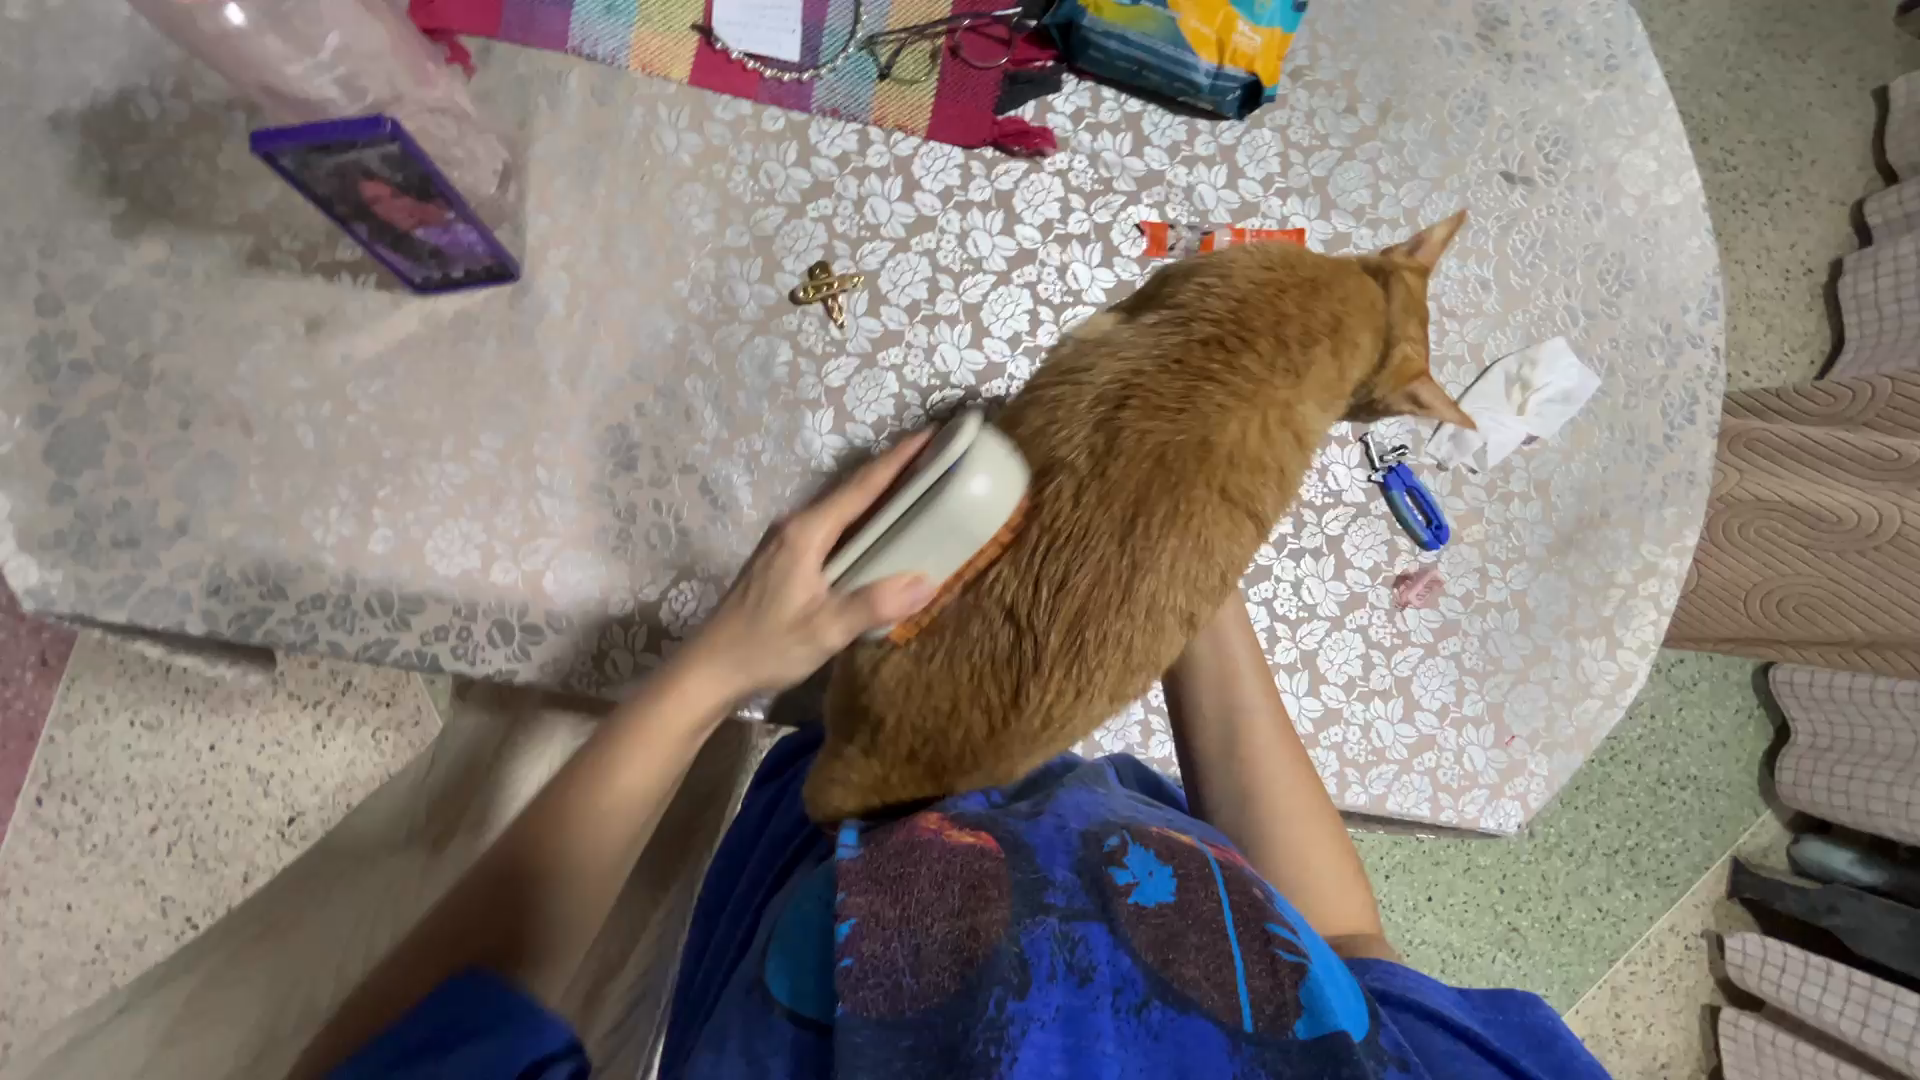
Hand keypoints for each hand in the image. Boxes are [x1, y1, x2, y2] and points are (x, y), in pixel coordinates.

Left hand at [687, 432, 937, 699]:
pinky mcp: (783, 556)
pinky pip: (830, 524)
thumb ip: (873, 604)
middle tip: (933, 457)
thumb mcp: (825, 630)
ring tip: (914, 485)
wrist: (711, 667)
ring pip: (839, 506)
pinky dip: (859, 516)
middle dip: (892, 469)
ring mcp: (786, 539)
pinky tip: (875, 528)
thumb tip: (927, 582)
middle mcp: (795, 525)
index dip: (898, 460)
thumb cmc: (767, 645)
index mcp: (806, 532)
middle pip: (851, 489)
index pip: (861, 487)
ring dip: (875, 492)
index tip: (930, 435)